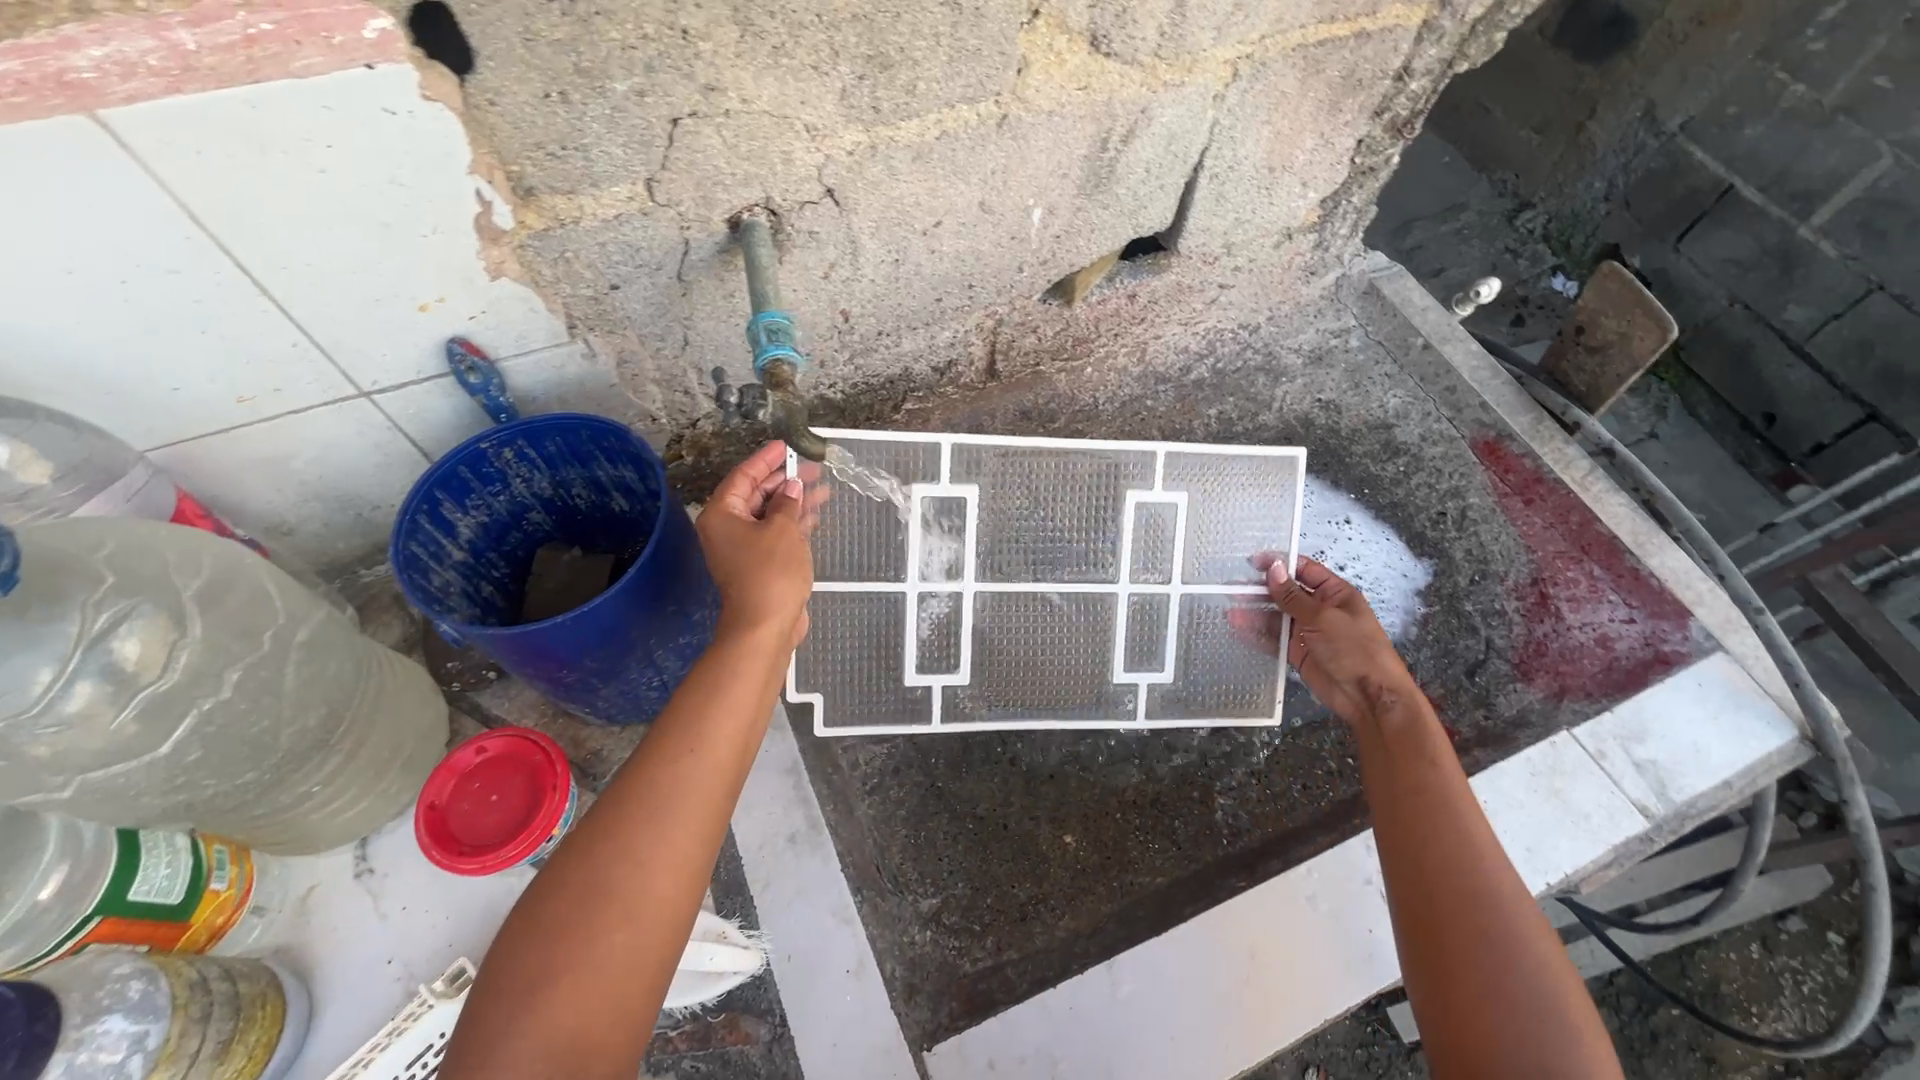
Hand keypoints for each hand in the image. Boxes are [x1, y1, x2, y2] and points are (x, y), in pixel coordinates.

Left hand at [696, 441, 822, 647]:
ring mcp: (743, 547)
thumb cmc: (770, 572)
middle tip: (812, 466)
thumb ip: (788, 502)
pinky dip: (794, 523)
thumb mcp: (782, 529)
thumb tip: (792, 487)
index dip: (765, 459)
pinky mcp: (759, 563)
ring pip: (769, 514)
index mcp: (722, 514)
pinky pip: (775, 533)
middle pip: (756, 494)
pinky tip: (815, 514)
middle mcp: (727, 528)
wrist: (765, 625)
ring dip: (794, 501)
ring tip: (823, 488)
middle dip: (785, 480)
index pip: (743, 476)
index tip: (786, 446)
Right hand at [1228, 554, 1420, 725]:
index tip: (1252, 562)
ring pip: (1276, 617)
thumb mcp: (1323, 617)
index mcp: (1334, 593)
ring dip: (1255, 613)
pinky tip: (1239, 630)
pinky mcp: (1298, 652)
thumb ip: (1293, 596)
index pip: (1304, 570)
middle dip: (1260, 590)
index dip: (1279, 564)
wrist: (1367, 695)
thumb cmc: (1354, 648)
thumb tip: (1273, 569)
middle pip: (1286, 594)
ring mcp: (1308, 631)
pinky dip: (1257, 635)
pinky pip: (1274, 639)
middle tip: (1232, 588)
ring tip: (1230, 611)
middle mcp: (1320, 609)